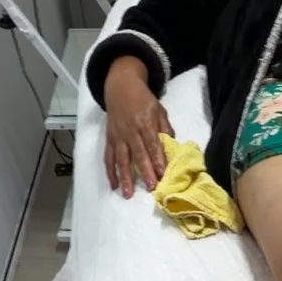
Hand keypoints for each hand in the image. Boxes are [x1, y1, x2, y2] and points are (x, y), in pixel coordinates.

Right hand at [103, 55, 175, 198]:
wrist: (120, 86)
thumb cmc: (143, 100)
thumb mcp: (159, 110)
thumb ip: (165, 129)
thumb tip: (172, 148)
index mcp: (144, 122)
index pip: (152, 144)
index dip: (157, 159)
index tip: (162, 174)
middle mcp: (130, 130)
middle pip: (138, 153)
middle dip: (144, 171)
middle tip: (150, 187)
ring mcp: (118, 136)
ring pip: (121, 159)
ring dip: (125, 177)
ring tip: (128, 194)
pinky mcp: (109, 139)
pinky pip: (108, 158)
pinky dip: (110, 172)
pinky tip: (114, 186)